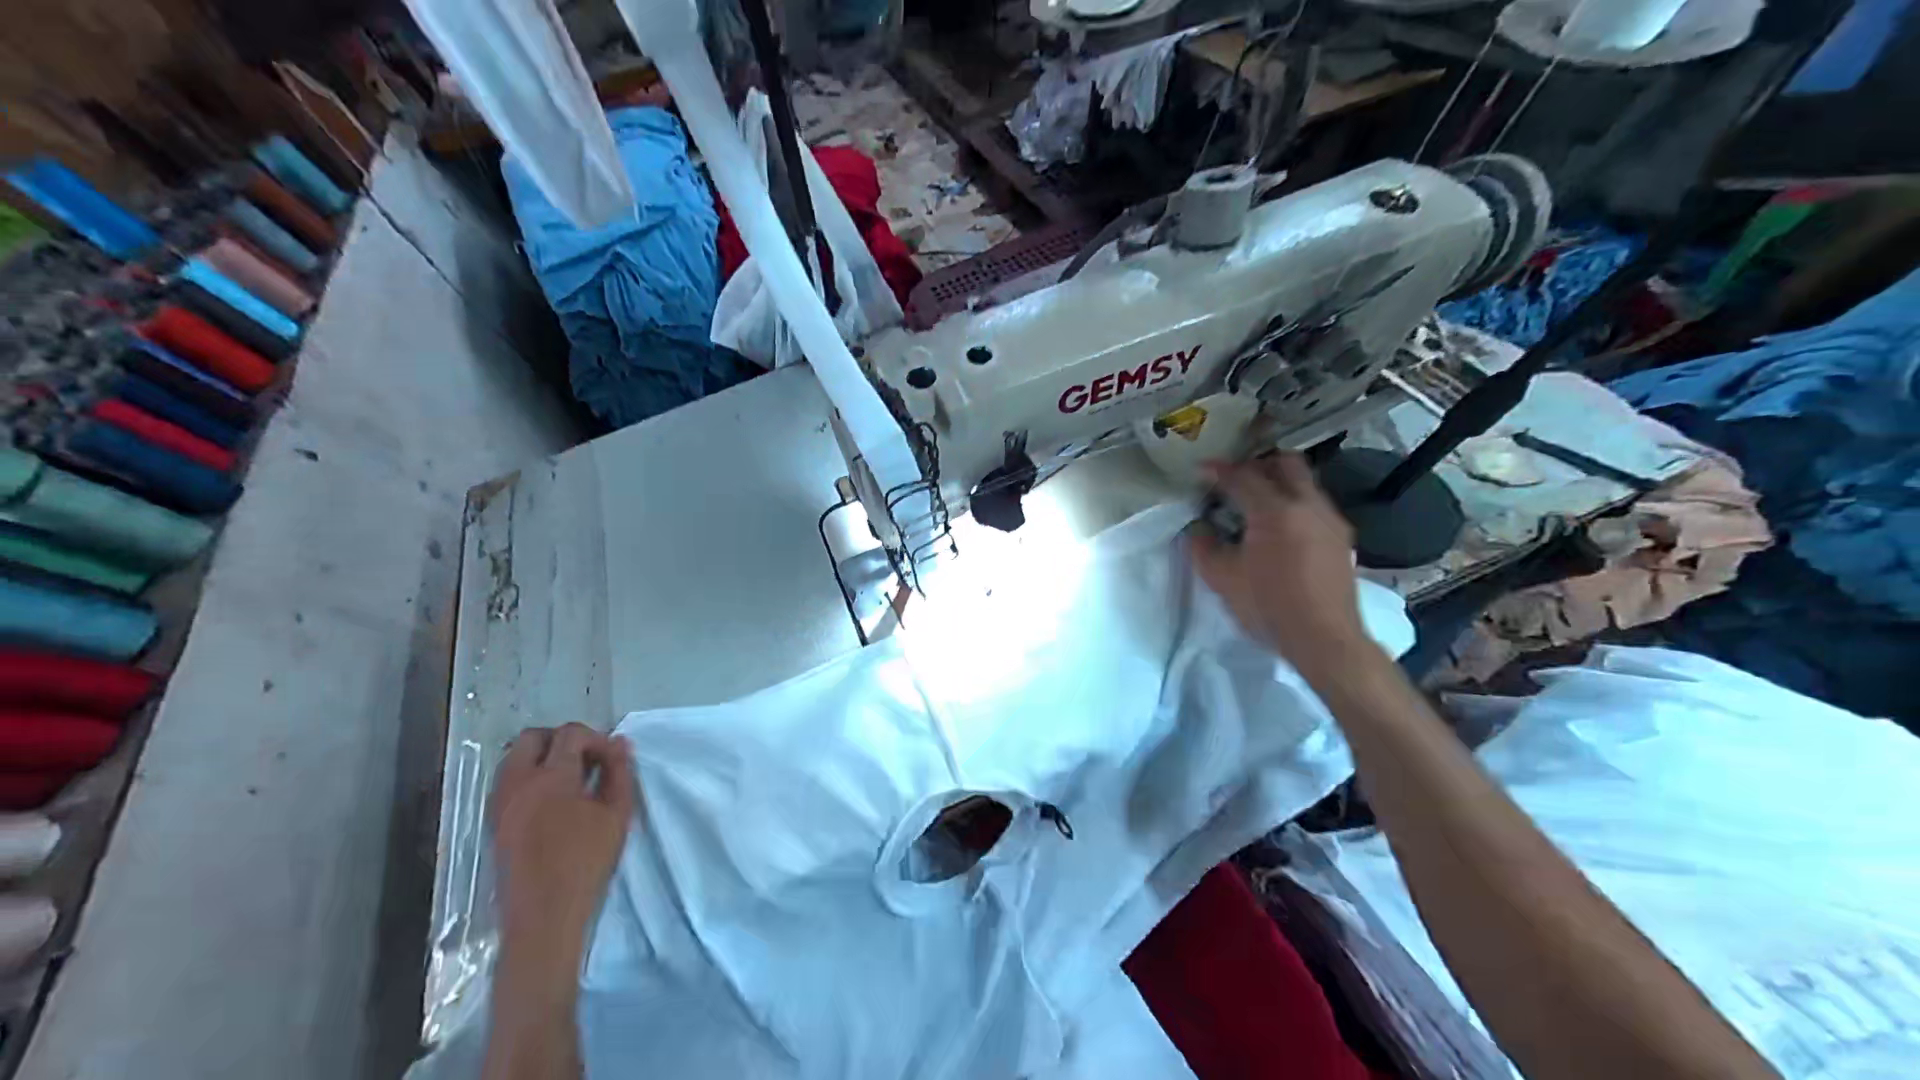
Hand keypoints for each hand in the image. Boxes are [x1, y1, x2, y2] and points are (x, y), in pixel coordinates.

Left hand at [491, 724, 635, 960]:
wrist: (543, 915)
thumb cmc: (586, 862)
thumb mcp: (617, 814)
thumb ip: (620, 772)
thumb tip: (620, 743)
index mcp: (550, 778)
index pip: (570, 734)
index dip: (596, 739)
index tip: (612, 759)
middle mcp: (516, 783)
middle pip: (532, 737)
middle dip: (562, 740)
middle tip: (587, 760)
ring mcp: (499, 802)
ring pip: (515, 757)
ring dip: (543, 757)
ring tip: (571, 780)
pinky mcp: (493, 821)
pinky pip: (508, 780)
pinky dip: (529, 777)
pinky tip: (553, 800)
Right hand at [1188, 454, 1372, 676]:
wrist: (1325, 640)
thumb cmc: (1269, 607)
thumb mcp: (1222, 580)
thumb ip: (1203, 547)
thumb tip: (1198, 529)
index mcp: (1275, 511)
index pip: (1243, 476)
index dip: (1218, 470)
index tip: (1201, 471)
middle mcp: (1308, 505)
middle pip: (1285, 463)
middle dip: (1257, 463)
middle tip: (1234, 479)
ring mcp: (1330, 520)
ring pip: (1304, 483)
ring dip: (1278, 483)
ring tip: (1255, 504)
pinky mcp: (1341, 538)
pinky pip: (1314, 505)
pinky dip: (1293, 504)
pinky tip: (1280, 529)